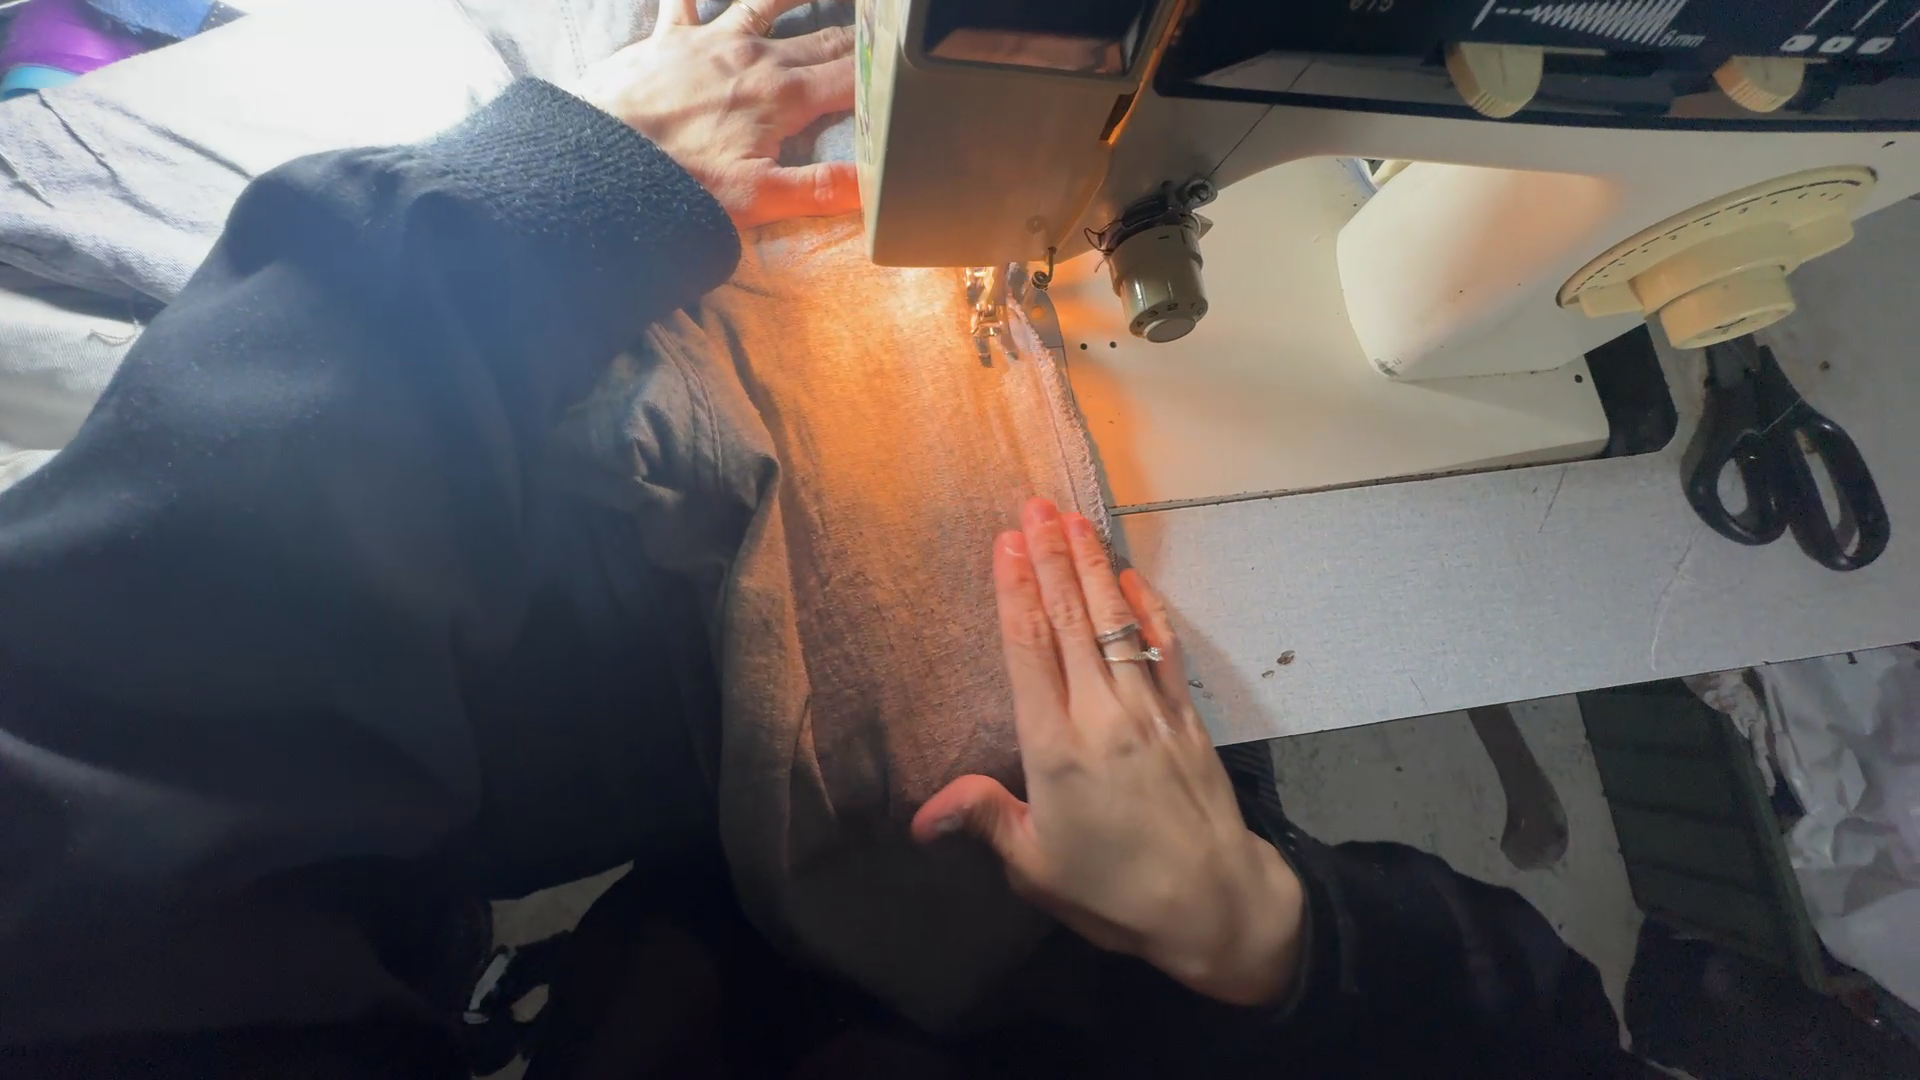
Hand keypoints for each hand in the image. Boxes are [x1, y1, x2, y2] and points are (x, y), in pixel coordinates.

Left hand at [566, 0, 858, 227]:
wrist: (605, 161)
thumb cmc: (684, 184)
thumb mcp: (764, 198)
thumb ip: (824, 188)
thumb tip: (874, 185)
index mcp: (783, 97)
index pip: (850, 77)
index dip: (881, 71)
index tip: (903, 66)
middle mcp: (754, 57)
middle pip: (820, 38)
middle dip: (854, 31)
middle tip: (876, 23)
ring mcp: (711, 41)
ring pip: (765, 2)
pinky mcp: (670, 40)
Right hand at [912, 498, 1306, 1006]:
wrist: (1215, 905)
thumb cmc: (1113, 891)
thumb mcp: (1036, 866)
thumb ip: (983, 820)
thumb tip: (917, 817)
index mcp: (1054, 746)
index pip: (1028, 650)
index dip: (1015, 591)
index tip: (1007, 543)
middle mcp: (1100, 713)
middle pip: (1068, 620)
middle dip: (1050, 558)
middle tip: (1035, 506)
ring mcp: (1147, 707)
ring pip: (1113, 622)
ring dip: (1092, 567)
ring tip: (1075, 520)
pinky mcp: (1184, 713)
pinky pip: (1163, 647)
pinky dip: (1147, 608)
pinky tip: (1131, 576)